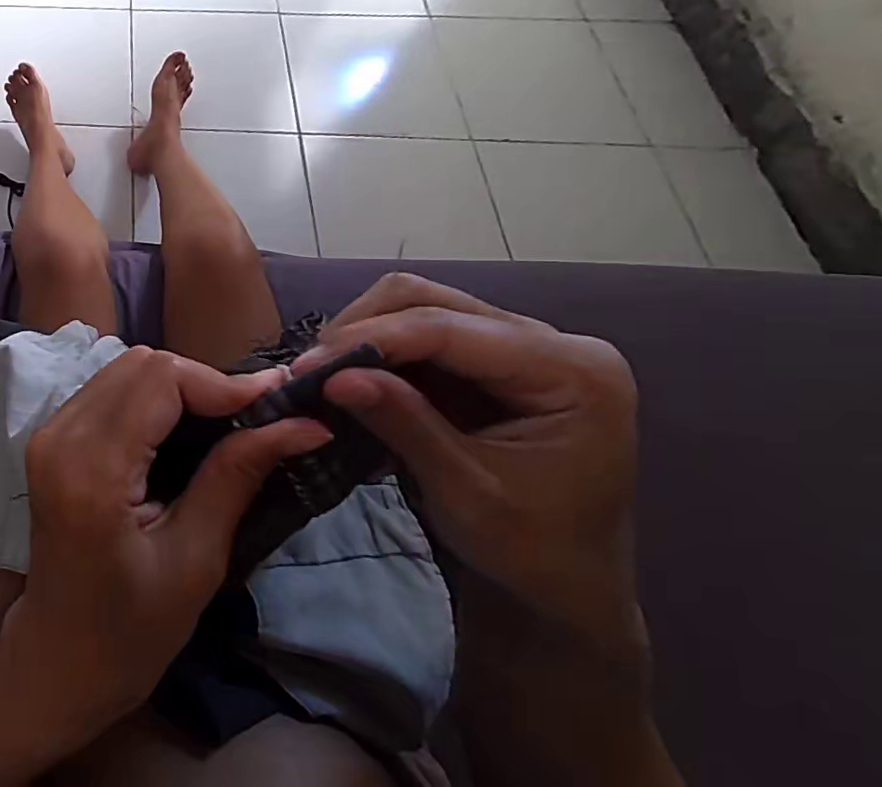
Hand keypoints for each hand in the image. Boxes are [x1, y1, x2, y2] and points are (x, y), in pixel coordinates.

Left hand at [13, 348, 332, 736]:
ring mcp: (49, 432)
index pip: (159, 379)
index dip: (223, 382)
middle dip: (205, 382)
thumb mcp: (196, 559)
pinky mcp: (52, 438)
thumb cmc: (130, 631)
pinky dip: (154, 397)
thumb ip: (236, 476)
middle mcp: (60, 435)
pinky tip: (186, 428)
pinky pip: (110, 390)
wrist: (57, 658)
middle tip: (257, 417)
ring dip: (181, 386)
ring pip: (126, 370)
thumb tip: (300, 423)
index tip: (279, 402)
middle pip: (141, 364)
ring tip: (230, 422)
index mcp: (90, 468)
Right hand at [293, 274, 643, 651]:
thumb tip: (333, 378)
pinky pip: (419, 329)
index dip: (373, 339)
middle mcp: (551, 341)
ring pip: (418, 304)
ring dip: (364, 333)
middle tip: (312, 369)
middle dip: (363, 328)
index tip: (309, 366)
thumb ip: (405, 425)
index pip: (451, 330)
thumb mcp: (466, 493)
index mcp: (572, 371)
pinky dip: (377, 347)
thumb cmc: (530, 548)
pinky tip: (350, 372)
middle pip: (431, 300)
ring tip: (325, 372)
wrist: (564, 581)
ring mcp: (519, 344)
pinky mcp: (489, 355)